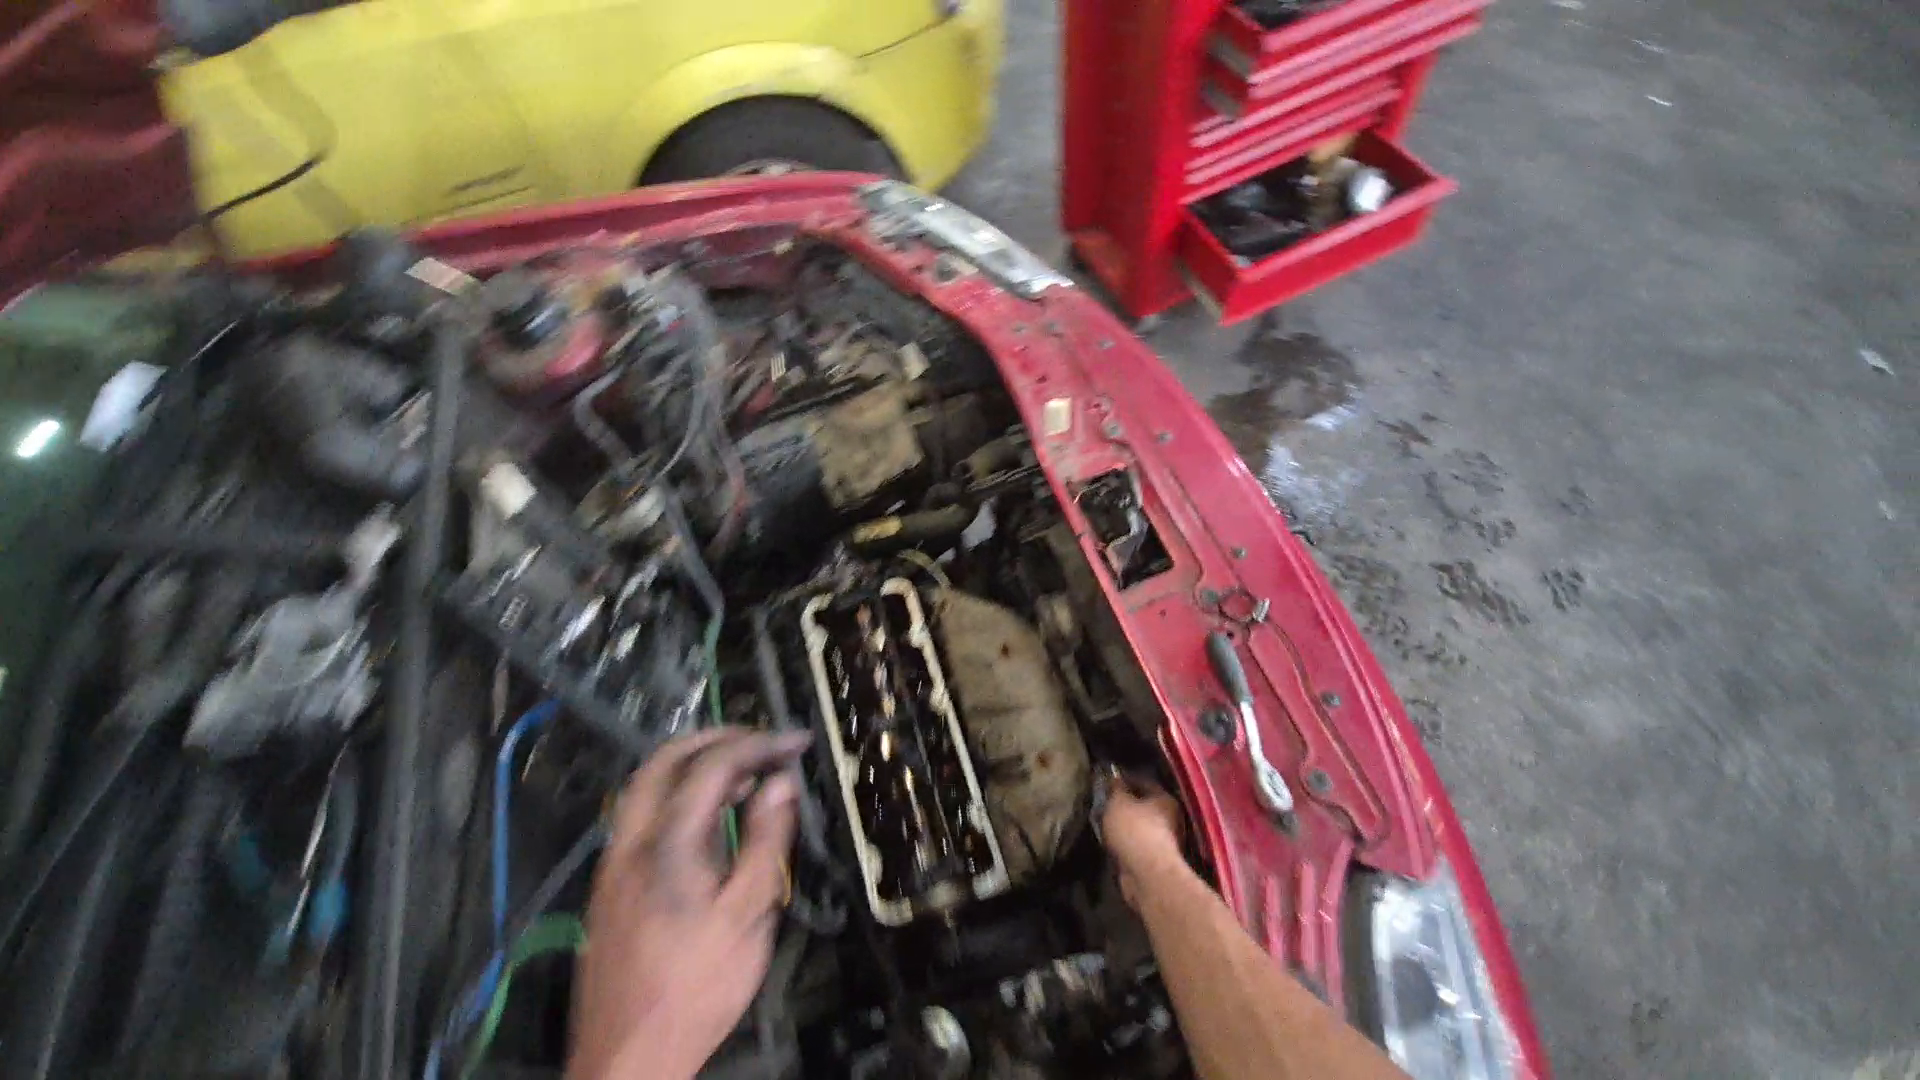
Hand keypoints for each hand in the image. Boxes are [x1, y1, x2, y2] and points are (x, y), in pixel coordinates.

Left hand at [568, 728, 811, 1079]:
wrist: (626, 1057)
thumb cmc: (698, 986)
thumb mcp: (748, 913)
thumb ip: (764, 840)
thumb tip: (780, 783)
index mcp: (669, 841)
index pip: (715, 765)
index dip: (760, 744)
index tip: (797, 742)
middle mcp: (632, 839)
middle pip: (666, 759)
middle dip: (718, 738)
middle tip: (763, 742)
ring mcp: (614, 860)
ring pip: (646, 784)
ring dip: (694, 763)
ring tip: (743, 773)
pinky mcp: (610, 882)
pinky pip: (641, 813)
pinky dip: (676, 793)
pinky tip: (707, 817)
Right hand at [1096, 771, 1188, 909]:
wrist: (1146, 874)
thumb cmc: (1135, 830)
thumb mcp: (1118, 802)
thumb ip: (1115, 788)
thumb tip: (1114, 777)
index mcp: (1165, 799)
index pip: (1143, 781)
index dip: (1123, 779)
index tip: (1106, 780)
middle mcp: (1169, 818)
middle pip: (1141, 805)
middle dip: (1122, 804)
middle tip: (1102, 801)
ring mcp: (1163, 840)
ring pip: (1137, 826)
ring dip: (1121, 825)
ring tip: (1101, 822)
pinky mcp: (1153, 859)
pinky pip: (1134, 843)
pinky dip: (1123, 842)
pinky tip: (1108, 840)